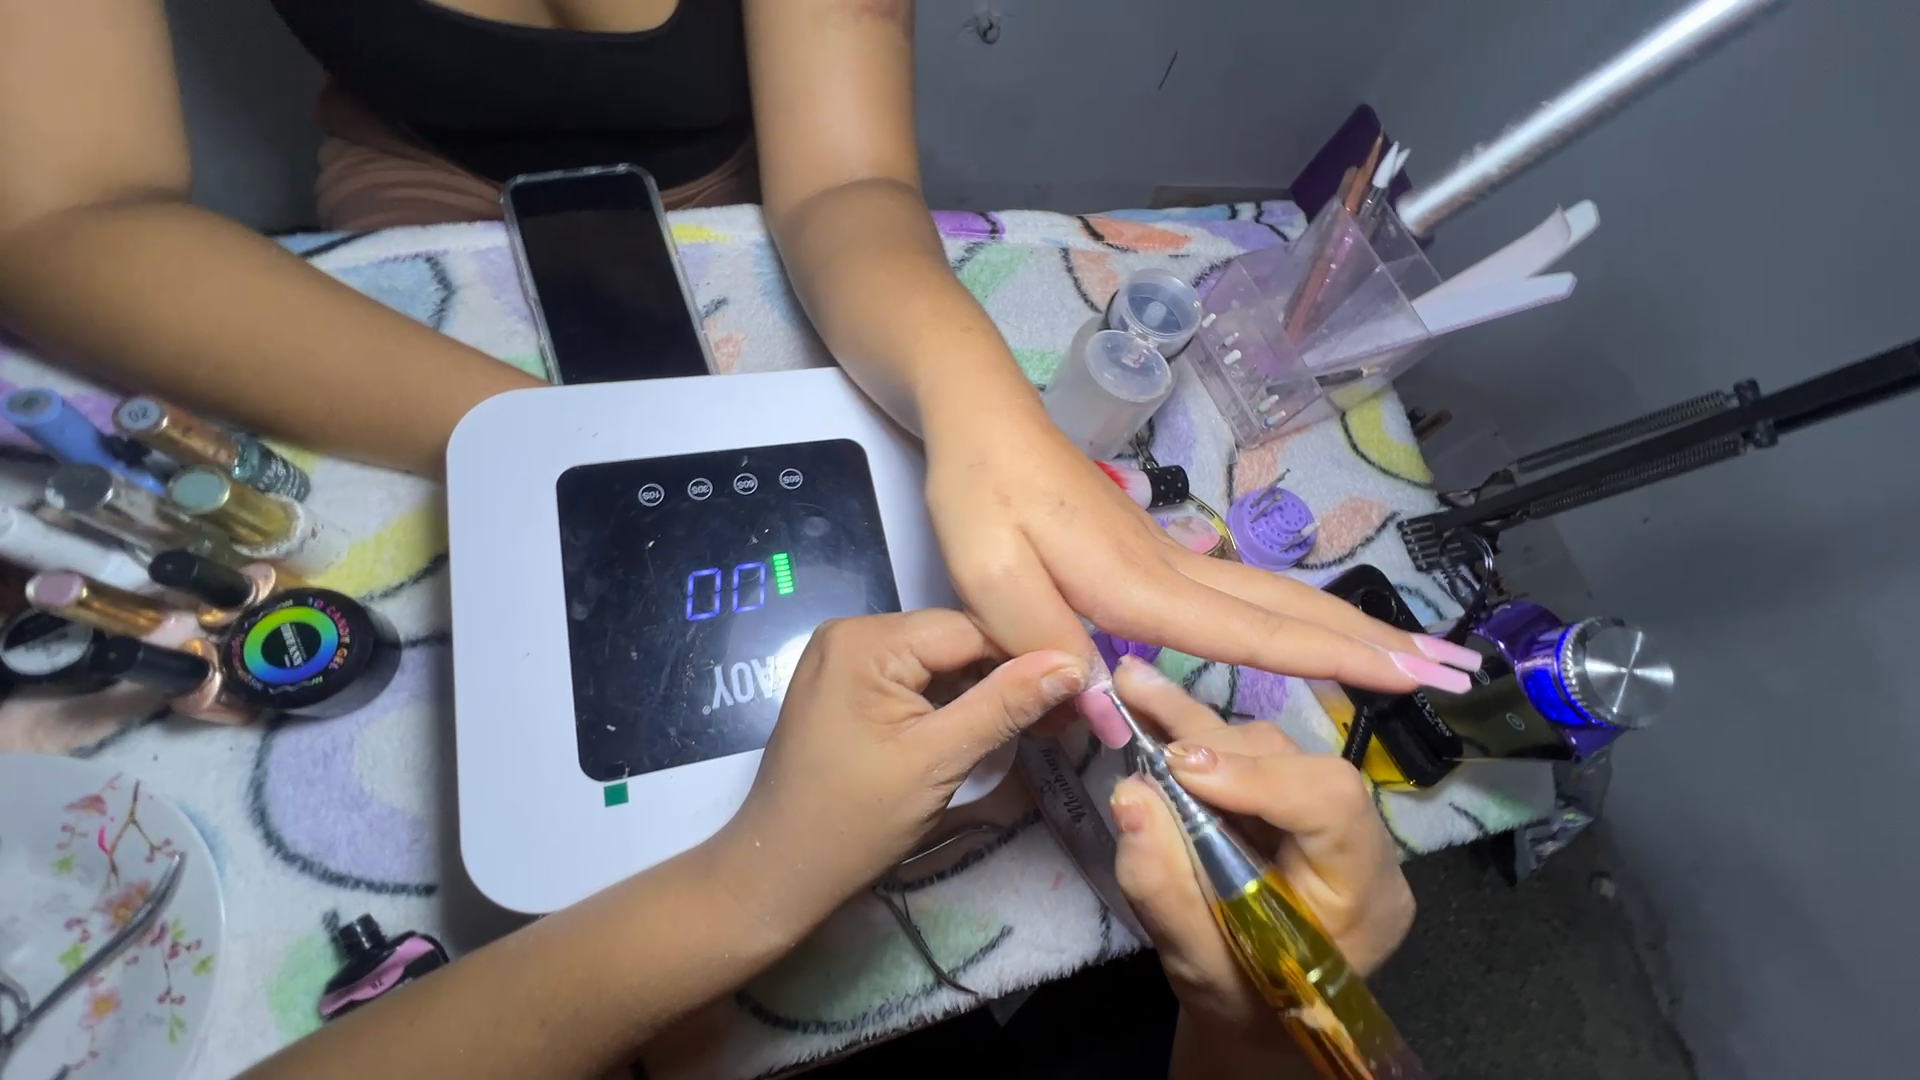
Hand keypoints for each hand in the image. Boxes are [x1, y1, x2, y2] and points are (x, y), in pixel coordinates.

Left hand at [718, 610, 1086, 926]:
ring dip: (989, 690)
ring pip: (941, 660)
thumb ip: (1005, 705)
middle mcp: (854, 632)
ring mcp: (850, 657)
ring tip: (1047, 718)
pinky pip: (918, 678)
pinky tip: (998, 719)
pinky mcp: (853, 684)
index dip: (1029, 652)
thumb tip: (1074, 663)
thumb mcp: (938, 760)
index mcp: (865, 639)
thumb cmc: (852, 821)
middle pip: (955, 641)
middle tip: (1071, 709)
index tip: (1084, 682)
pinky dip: (956, 700)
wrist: (778, 875)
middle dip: (1011, 674)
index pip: (968, 627)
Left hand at [918, 396, 1480, 746]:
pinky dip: (1276, 608)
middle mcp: (1167, 568)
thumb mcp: (994, 581)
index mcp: (1138, 585)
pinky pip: (1227, 585)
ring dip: (1331, 622)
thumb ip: (1053, 650)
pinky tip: (1283, 621)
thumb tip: (1116, 721)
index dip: (1335, 661)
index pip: (1254, 632)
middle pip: (1281, 606)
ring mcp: (1160, 551)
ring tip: (1391, 649)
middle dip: (1364, 641)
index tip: (1418, 680)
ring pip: (1262, 591)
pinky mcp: (1141, 544)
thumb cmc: (983, 496)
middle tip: (1449, 667)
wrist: (981, 419)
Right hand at [1104, 658, 1414, 1074]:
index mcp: (1361, 891)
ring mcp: (1322, 809)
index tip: (1177, 766)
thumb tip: (1128, 794)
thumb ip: (1164, 889)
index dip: (1255, 774)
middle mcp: (1355, 836)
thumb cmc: (1241, 999)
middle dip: (1206, 737)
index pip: (1331, 803)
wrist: (1259, 1011)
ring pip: (1263, 743)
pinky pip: (1242, 749)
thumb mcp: (1196, 964)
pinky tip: (1149, 702)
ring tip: (1133, 687)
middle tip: (1134, 700)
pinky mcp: (1286, 793)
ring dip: (1192, 720)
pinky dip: (1190, 727)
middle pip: (1291, 759)